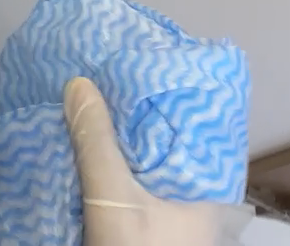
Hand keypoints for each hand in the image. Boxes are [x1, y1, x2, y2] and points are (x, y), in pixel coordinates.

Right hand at [65, 78, 251, 245]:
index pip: (196, 126)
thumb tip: (79, 82)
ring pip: (148, 168)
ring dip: (119, 143)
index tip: (136, 61)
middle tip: (103, 76)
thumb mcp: (114, 202)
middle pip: (167, 146)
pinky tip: (88, 152)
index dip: (168, 93)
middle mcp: (200, 206)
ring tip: (91, 104)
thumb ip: (96, 142)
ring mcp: (175, 225)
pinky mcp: (149, 236)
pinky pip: (133, 190)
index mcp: (210, 193)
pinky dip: (113, 169)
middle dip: (134, 115)